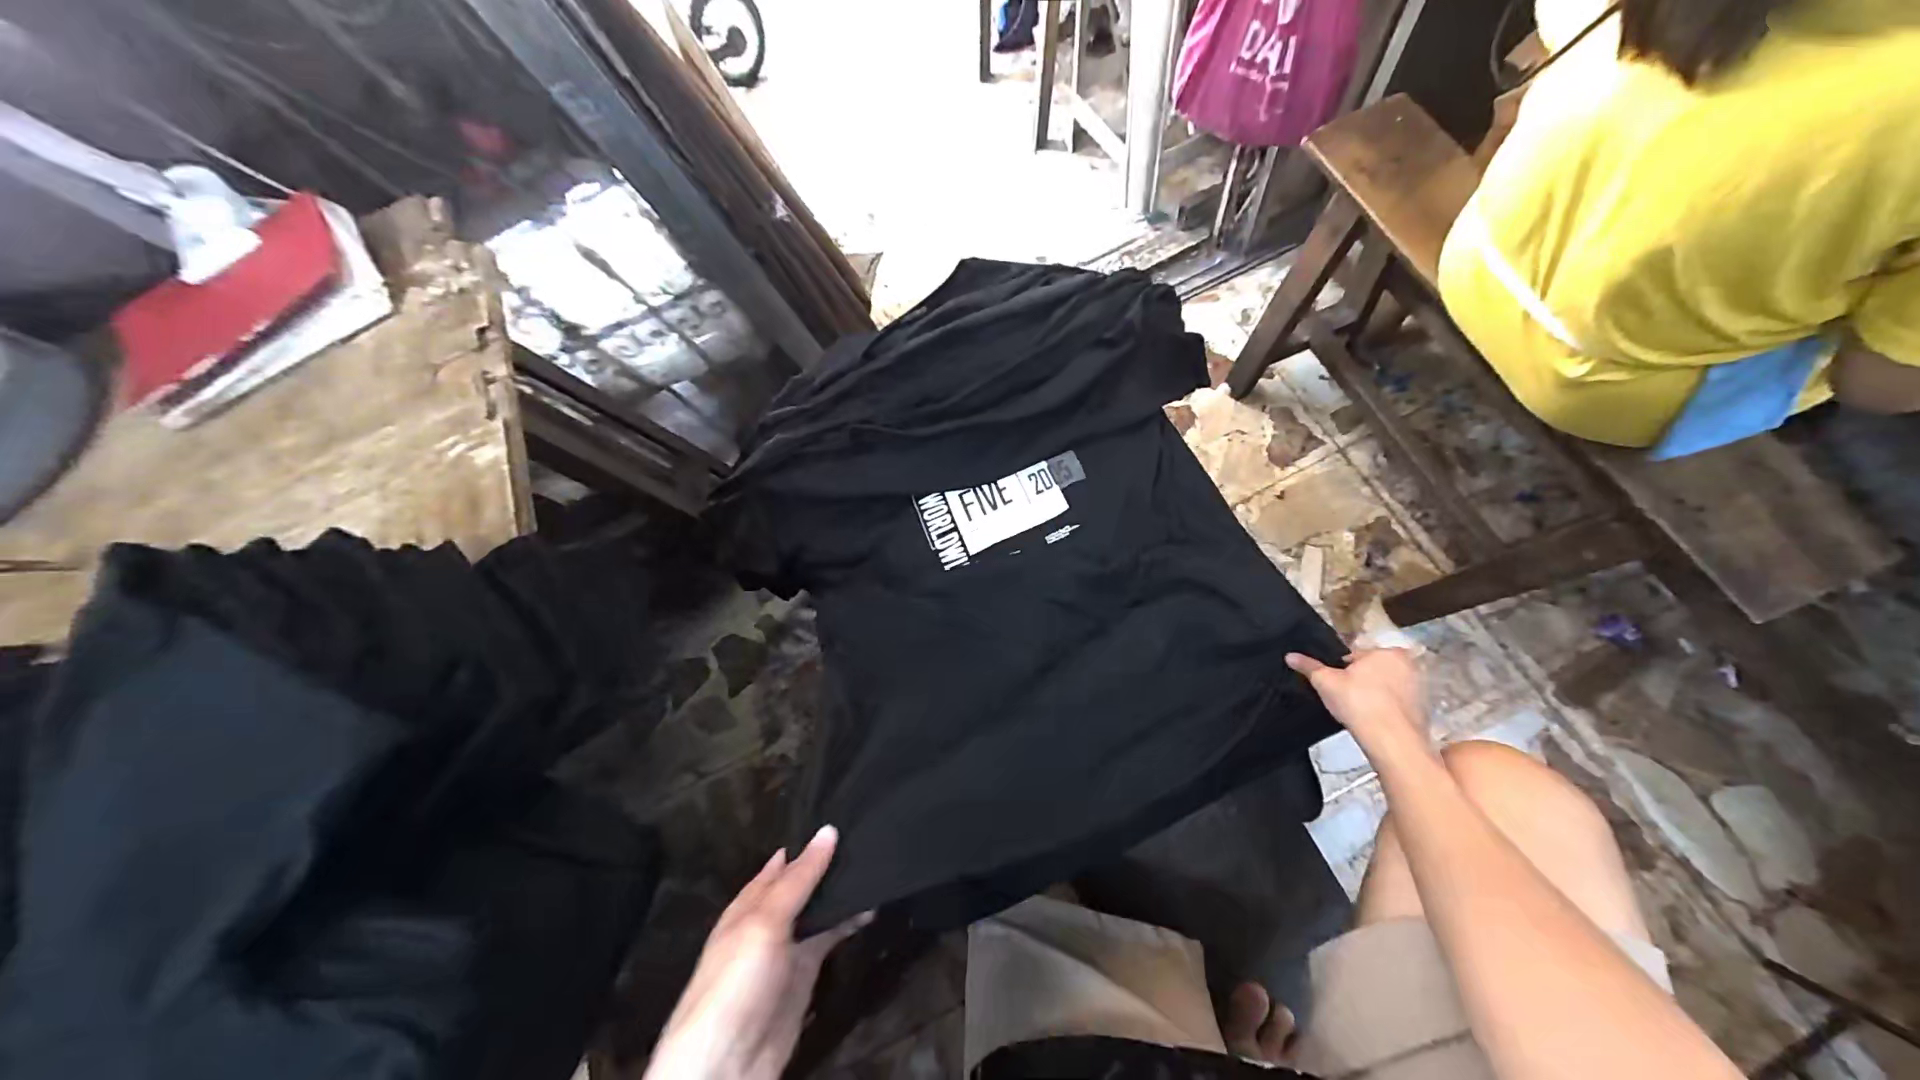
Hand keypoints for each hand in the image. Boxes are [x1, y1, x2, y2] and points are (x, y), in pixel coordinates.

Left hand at [643, 826, 870, 1079]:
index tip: (841, 816)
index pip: (781, 863)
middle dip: (828, 865)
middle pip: (802, 886)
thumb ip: (798, 879)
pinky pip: (829, 938)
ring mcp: (787, 949)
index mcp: (747, 904)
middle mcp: (767, 922)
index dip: (807, 842)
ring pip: (818, 911)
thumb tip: (828, 831)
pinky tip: (869, 909)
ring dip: (841, 893)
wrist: (728, 1064)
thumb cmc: (737, 981)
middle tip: (867, 836)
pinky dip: (848, 923)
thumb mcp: (765, 921)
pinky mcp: (805, 974)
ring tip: (874, 865)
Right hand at [1285, 647, 1428, 753]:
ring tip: (1357, 710)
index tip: (1335, 684)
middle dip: (1360, 680)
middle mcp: (1408, 665)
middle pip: (1373, 670)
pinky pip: (1397, 704)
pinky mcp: (1423, 709)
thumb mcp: (1325, 681)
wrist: (1391, 740)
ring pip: (1385, 687)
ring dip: (1373, 695)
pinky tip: (1372, 720)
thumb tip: (1289, 655)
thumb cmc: (1358, 702)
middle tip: (1344, 697)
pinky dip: (1386, 709)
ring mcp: (1419, 688)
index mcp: (1387, 652)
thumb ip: (1308, 666)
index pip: (1356, 656)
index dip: (1341, 670)